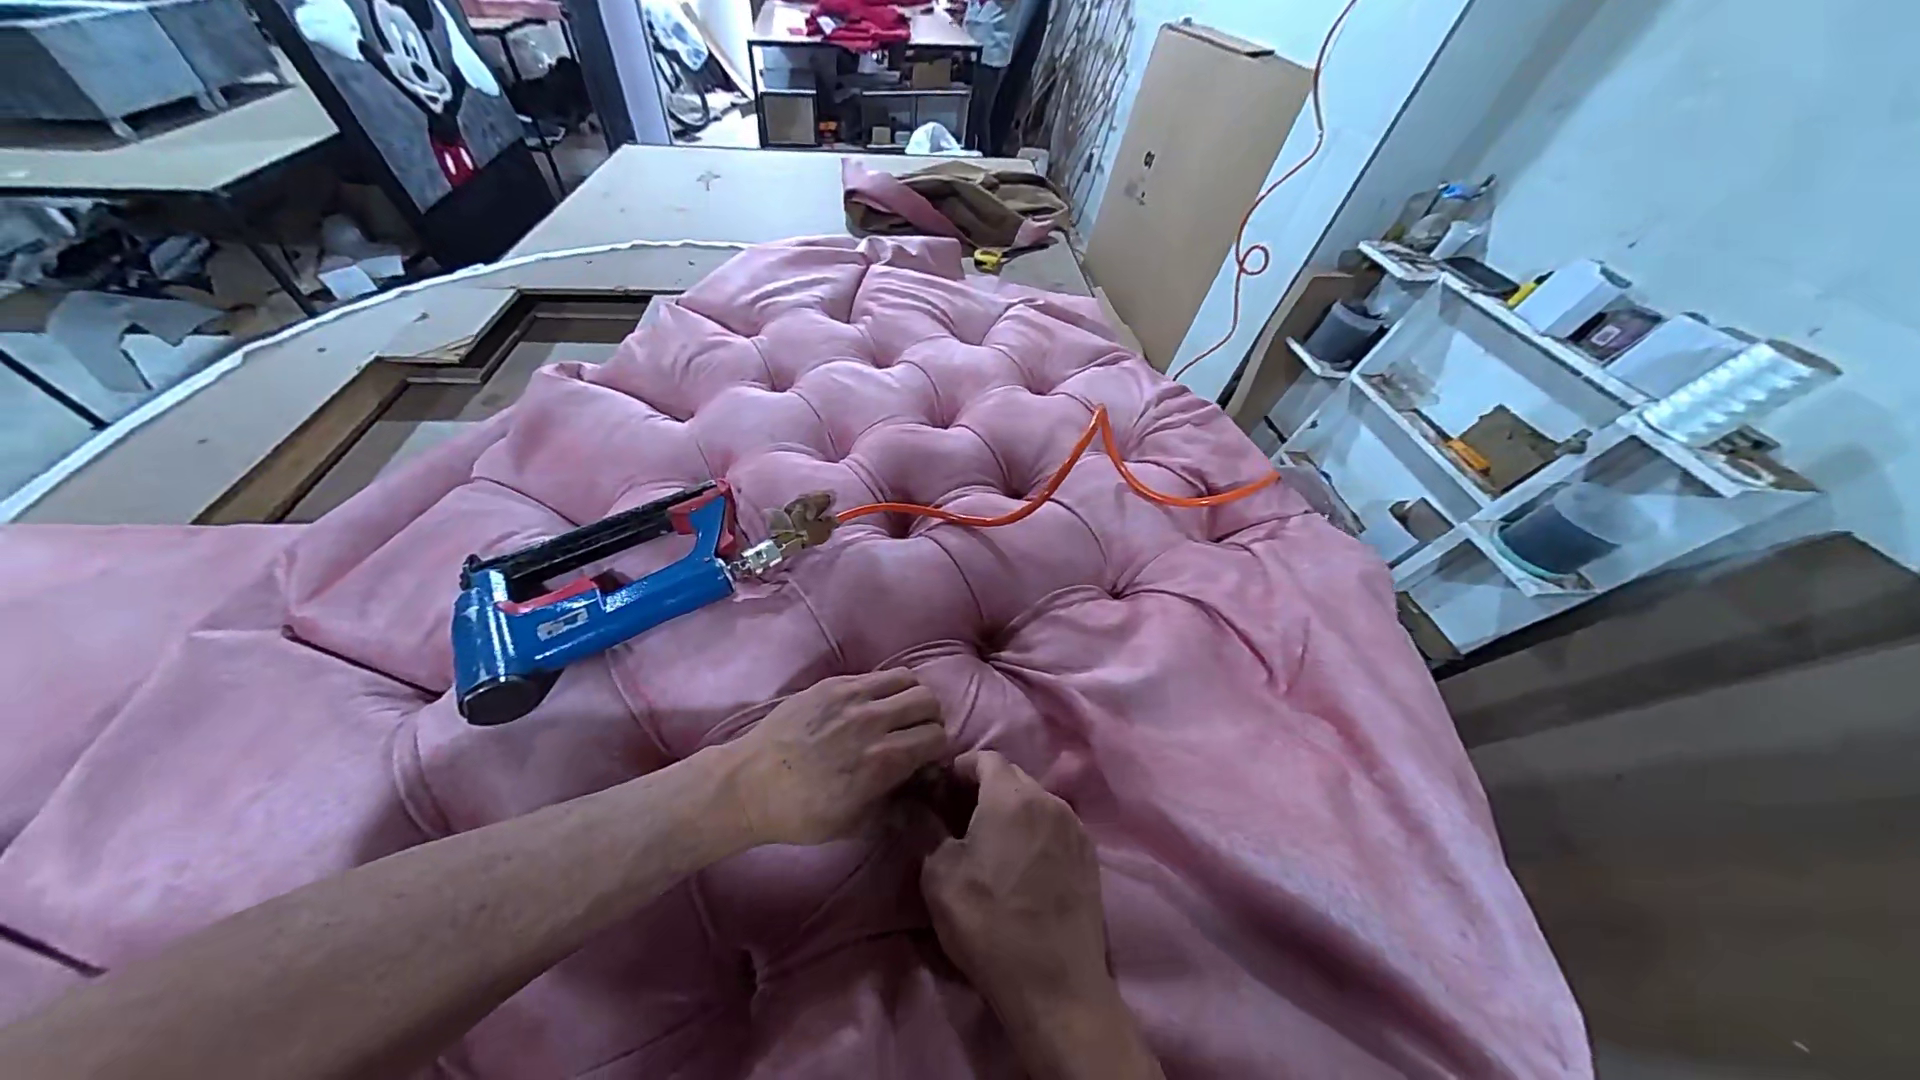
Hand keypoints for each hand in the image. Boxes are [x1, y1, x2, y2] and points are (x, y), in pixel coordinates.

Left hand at [718, 671, 946, 846]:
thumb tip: (926, 795)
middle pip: (929, 701)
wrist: (749, 784)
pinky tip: (870, 705)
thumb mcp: (856, 825)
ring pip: (907, 678)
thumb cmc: (801, 814)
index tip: (926, 759)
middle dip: (930, 719)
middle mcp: (873, 721)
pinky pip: (876, 674)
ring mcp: (851, 697)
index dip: (937, 749)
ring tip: (898, 713)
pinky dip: (885, 688)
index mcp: (883, 761)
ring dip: (911, 696)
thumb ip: (898, 808)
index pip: (937, 737)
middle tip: (916, 733)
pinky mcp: (832, 683)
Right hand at [920, 751, 1107, 1009]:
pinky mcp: (1090, 856)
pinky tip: (1023, 862)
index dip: (961, 767)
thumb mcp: (940, 876)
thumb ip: (926, 829)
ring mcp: (1075, 827)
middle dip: (986, 787)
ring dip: (1013, 810)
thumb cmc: (989, 923)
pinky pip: (1056, 826)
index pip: (986, 757)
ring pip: (1037, 801)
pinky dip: (1036, 830)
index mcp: (1011, 796)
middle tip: (961, 815)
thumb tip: (914, 805)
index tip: (942, 788)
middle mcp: (1049, 800)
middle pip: (1013, 777)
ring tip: (993, 841)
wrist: (1056, 984)